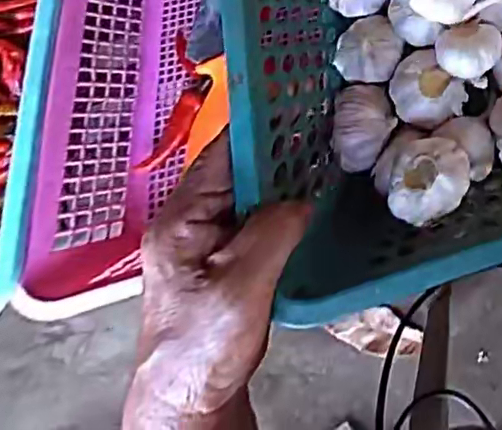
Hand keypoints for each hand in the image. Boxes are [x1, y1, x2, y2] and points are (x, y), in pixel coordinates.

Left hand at [126, 138, 311, 429]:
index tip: (296, 102)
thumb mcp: (241, 286)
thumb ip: (273, 231)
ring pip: (251, 187)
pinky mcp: (225, 253)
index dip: (260, 123)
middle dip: (278, 145)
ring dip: (283, 173)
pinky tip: (307, 197)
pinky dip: (283, 199)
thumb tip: (303, 198)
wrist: (188, 404)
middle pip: (239, 164)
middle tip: (319, 125)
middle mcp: (191, 218)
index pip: (223, 149)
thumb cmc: (200, 350)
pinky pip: (257, 211)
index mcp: (182, 217)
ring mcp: (208, 236)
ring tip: (320, 153)